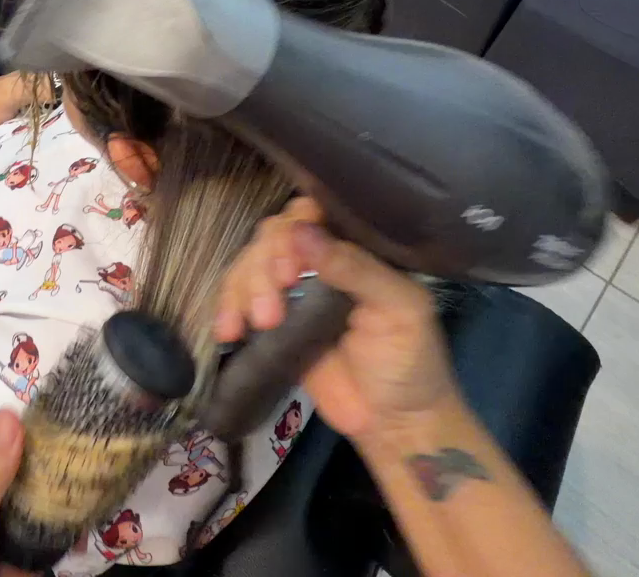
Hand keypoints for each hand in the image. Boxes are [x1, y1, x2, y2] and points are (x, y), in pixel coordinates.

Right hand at [213, 199, 457, 443]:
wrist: (394, 425)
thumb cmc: (411, 361)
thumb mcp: (399, 310)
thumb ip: (355, 268)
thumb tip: (301, 232)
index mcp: (353, 247)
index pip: (311, 213)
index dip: (291, 230)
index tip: (290, 270)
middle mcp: (318, 258)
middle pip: (272, 236)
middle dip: (264, 268)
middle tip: (272, 311)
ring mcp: (292, 288)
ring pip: (249, 263)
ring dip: (243, 288)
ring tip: (260, 325)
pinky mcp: (271, 318)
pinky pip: (237, 297)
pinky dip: (227, 308)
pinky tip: (228, 332)